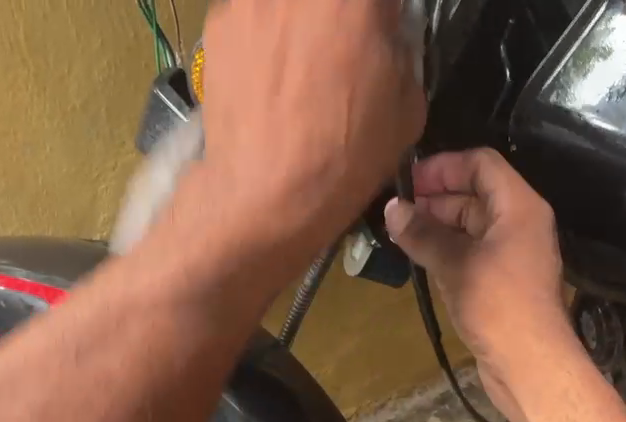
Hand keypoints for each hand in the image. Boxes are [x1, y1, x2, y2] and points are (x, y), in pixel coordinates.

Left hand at [199, 0, 424, 265]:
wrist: (265, 198)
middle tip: (337, 56)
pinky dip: (261, 39)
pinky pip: (251, 17)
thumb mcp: (406, 113)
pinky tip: (263, 83)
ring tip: (296, 70)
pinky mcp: (219, 23)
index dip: (381, 16)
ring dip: (296, 25)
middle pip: (328, 0)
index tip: (379, 37)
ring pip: (286, 7)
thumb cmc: (346, 160)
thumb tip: (387, 42)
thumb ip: (401, 57)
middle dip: (336, 18)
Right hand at [384, 150, 570, 396]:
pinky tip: (421, 261)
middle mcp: (520, 225)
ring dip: (438, 228)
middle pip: (476, 195)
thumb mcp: (456, 264)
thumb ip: (423, 234)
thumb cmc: (498, 305)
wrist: (530, 364)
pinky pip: (474, 255)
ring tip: (402, 235)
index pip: (481, 164)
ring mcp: (513, 256)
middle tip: (398, 211)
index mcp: (519, 206)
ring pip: (472, 228)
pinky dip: (448, 253)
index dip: (444, 166)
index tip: (408, 182)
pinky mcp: (504, 285)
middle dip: (436, 199)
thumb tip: (392, 210)